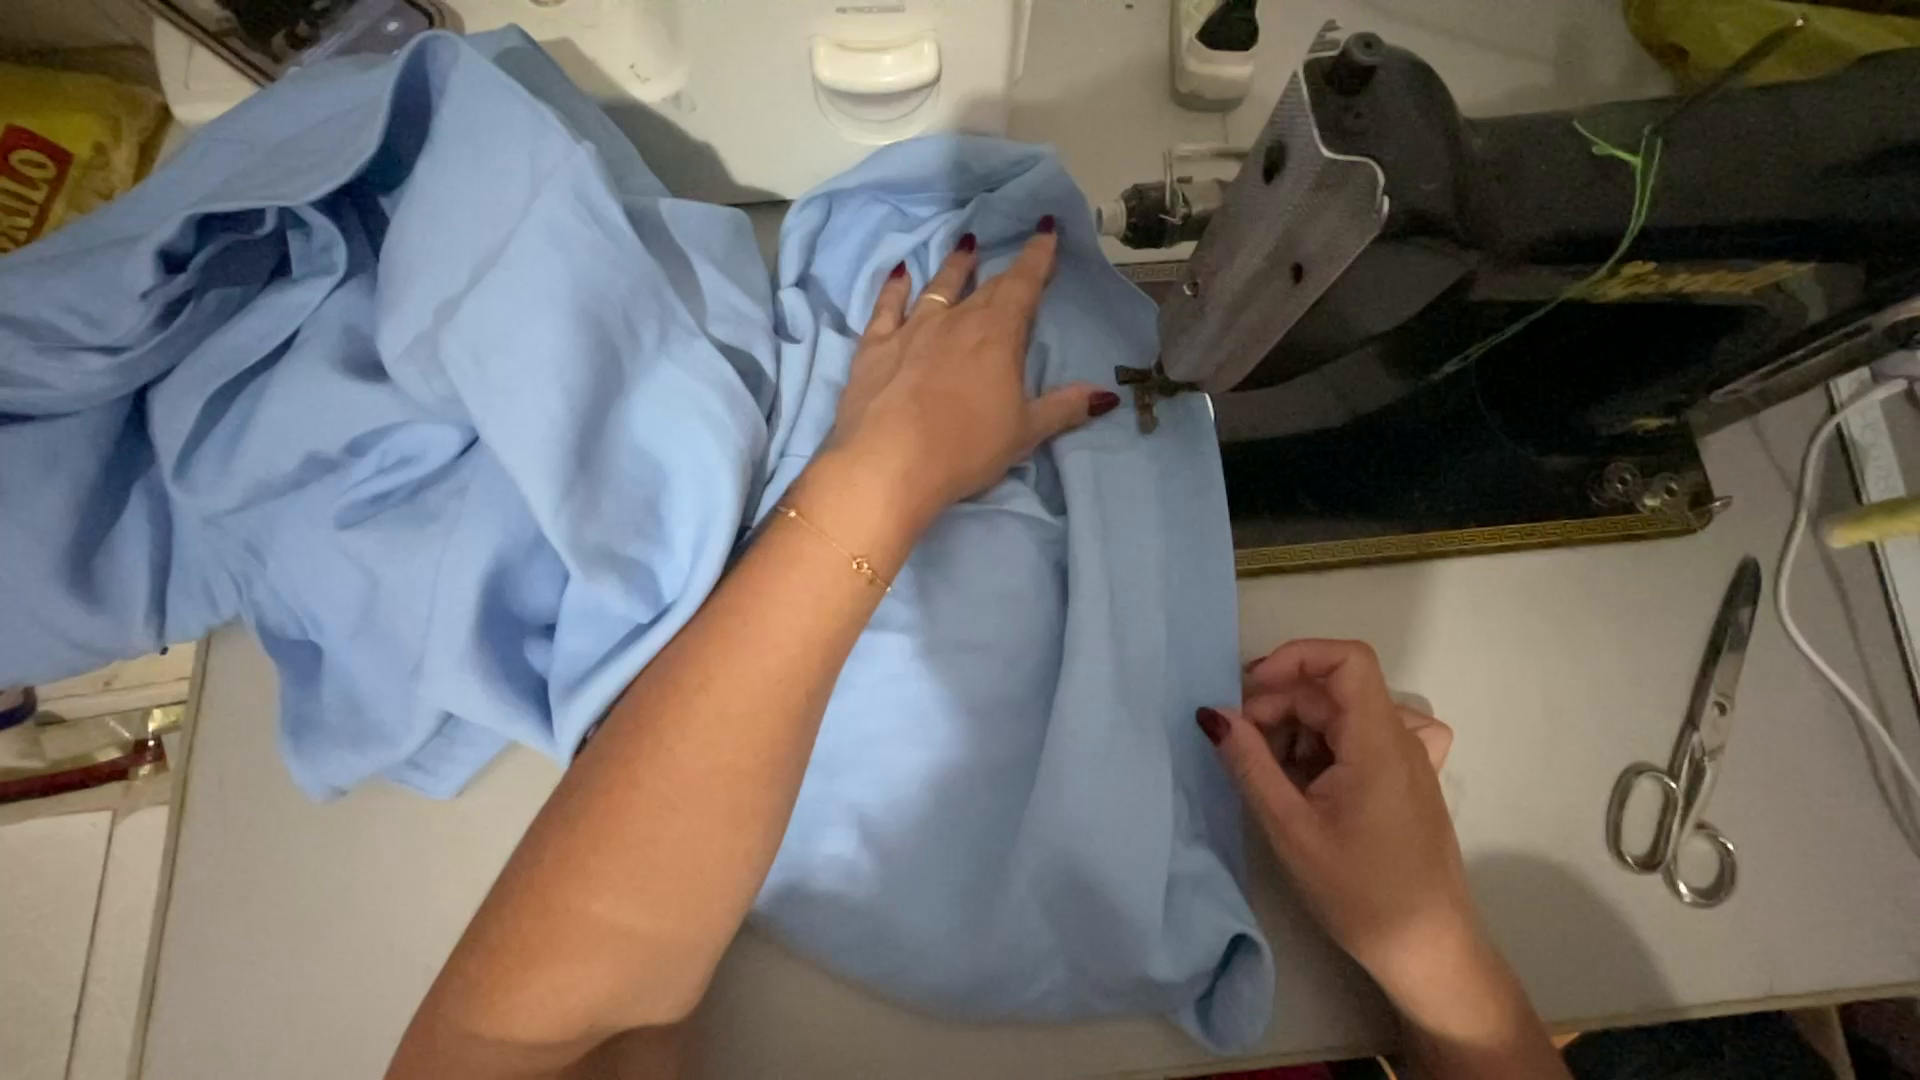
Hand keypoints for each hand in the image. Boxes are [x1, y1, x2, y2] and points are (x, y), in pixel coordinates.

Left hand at [817, 222, 1118, 529]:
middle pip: (986, 288)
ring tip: (965, 246)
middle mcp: (955, 320)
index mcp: (997, 335)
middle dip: (1006, 272)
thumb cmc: (966, 449)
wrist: (889, 463)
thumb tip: (1106, 395)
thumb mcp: (1024, 433)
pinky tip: (900, 274)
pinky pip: (886, 307)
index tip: (1046, 230)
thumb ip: (1064, 408)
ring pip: (938, 287)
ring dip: (955, 266)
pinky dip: (895, 287)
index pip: (1024, 285)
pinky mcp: (875, 347)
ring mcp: (911, 330)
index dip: (1038, 256)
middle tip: (1016, 261)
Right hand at [1197, 640, 1478, 1001]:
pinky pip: (1358, 735)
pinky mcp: (1403, 779)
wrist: (1430, 954)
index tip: (1250, 690)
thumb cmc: (1360, 892)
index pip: (1346, 659)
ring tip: (1270, 773)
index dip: (1294, 657)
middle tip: (1240, 747)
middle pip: (1330, 689)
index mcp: (1380, 743)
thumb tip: (1211, 714)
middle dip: (1277, 706)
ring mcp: (1407, 759)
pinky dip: (1323, 743)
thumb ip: (1249, 763)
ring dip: (1295, 728)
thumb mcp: (1290, 828)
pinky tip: (1310, 776)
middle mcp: (1400, 739)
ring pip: (1340, 712)